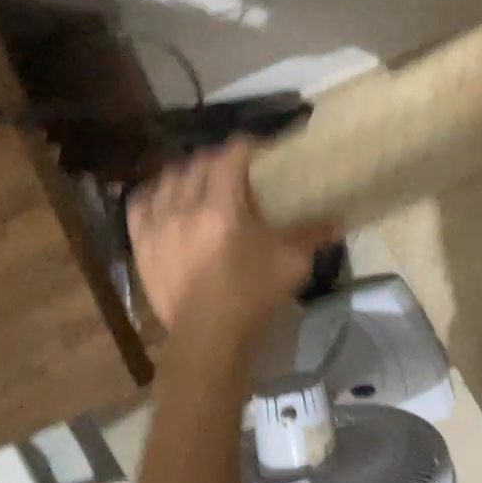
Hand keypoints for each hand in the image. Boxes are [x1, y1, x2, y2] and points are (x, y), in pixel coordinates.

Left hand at [127, 140, 338, 352]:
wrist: (207, 336)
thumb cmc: (252, 295)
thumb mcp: (291, 262)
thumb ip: (312, 234)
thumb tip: (341, 220)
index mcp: (223, 207)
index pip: (231, 156)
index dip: (247, 146)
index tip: (260, 149)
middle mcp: (185, 207)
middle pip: (198, 163)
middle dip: (218, 159)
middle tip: (236, 170)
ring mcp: (157, 225)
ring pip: (168, 179)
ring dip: (187, 174)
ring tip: (202, 183)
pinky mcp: (140, 243)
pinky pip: (141, 203)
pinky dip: (156, 194)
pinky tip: (168, 200)